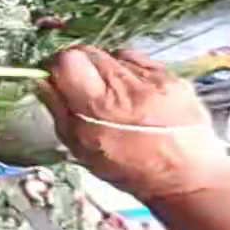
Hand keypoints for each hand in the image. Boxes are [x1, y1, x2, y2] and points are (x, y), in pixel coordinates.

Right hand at [38, 45, 229, 203]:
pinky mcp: (176, 78)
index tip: (54, 79)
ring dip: (102, 66)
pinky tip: (129, 88)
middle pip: (88, 51)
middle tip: (78, 84)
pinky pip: (139, 59)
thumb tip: (40, 81)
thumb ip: (56, 107)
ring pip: (112, 53)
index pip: (67, 59)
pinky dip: (126, 68)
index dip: (55, 66)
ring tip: (107, 88)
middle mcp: (128, 85)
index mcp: (98, 103)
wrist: (189, 177)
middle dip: (76, 64)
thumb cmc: (123, 166)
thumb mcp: (75, 142)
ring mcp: (156, 79)